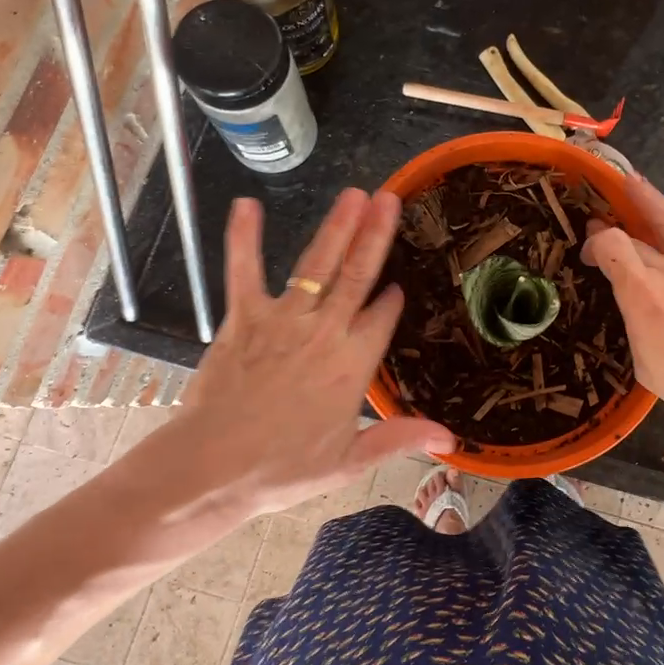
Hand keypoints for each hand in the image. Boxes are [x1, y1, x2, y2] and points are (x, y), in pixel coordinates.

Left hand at [114, 189, 454, 533]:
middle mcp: (325, 332)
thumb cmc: (282, 469)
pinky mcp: (243, 317)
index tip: (401, 282)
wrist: (212, 468)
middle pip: (357, 275)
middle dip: (375, 235)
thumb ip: (399, 439)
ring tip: (353, 195)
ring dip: (336, 228)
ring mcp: (283, 320)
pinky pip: (244, 271)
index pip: (383, 317)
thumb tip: (452, 438)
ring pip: (316, 265)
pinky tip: (246, 205)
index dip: (393, 298)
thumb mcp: (348, 461)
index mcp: (353, 365)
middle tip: (389, 199)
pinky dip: (244, 238)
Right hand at [580, 157, 663, 455]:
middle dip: (614, 232)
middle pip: (637, 239)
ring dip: (649, 199)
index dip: (594, 245)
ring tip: (632, 180)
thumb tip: (633, 298)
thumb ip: (637, 323)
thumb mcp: (648, 367)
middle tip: (603, 232)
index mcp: (646, 294)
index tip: (589, 258)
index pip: (609, 245)